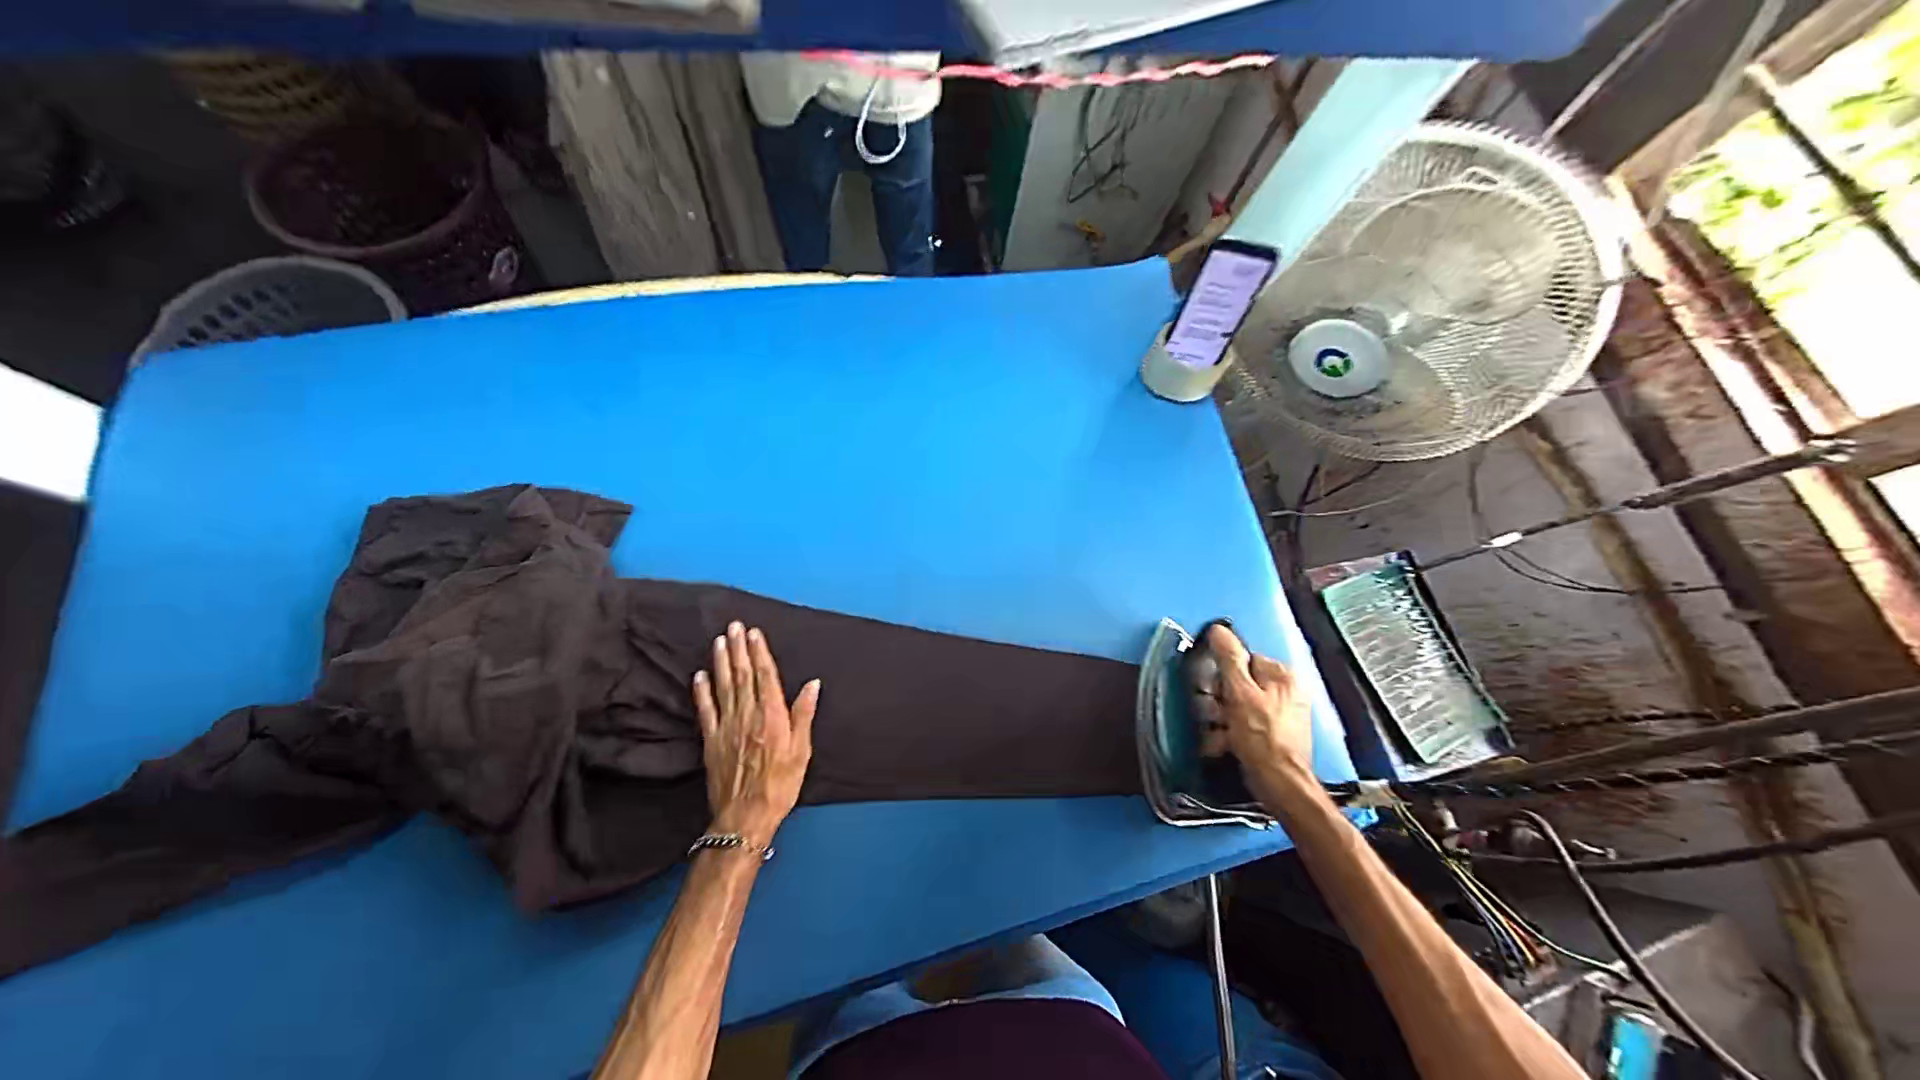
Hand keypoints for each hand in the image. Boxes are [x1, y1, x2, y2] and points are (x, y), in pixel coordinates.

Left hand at [692, 622, 818, 849]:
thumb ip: (803, 715)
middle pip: (742, 675)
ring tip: (719, 641)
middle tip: (733, 626)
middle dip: (738, 649)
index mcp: (772, 716)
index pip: (765, 676)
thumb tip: (811, 684)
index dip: (759, 652)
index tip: (754, 633)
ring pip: (723, 686)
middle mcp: (747, 716)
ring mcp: (726, 727)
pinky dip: (702, 691)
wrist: (746, 816)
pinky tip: (700, 675)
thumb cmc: (781, 785)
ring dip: (721, 661)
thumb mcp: (802, 751)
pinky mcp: (711, 741)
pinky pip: (705, 710)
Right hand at [1204, 623, 1316, 801]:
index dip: (1223, 676)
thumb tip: (1219, 630)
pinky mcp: (1276, 734)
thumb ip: (1228, 659)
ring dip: (1223, 720)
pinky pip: (1246, 724)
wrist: (1281, 784)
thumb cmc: (1261, 738)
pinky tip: (1227, 744)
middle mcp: (1286, 691)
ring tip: (1222, 735)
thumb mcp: (1239, 693)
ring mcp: (1283, 714)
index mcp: (1282, 675)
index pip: (1242, 659)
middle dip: (1221, 700)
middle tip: (1217, 716)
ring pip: (1239, 705)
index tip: (1215, 693)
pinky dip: (1234, 733)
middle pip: (1238, 682)